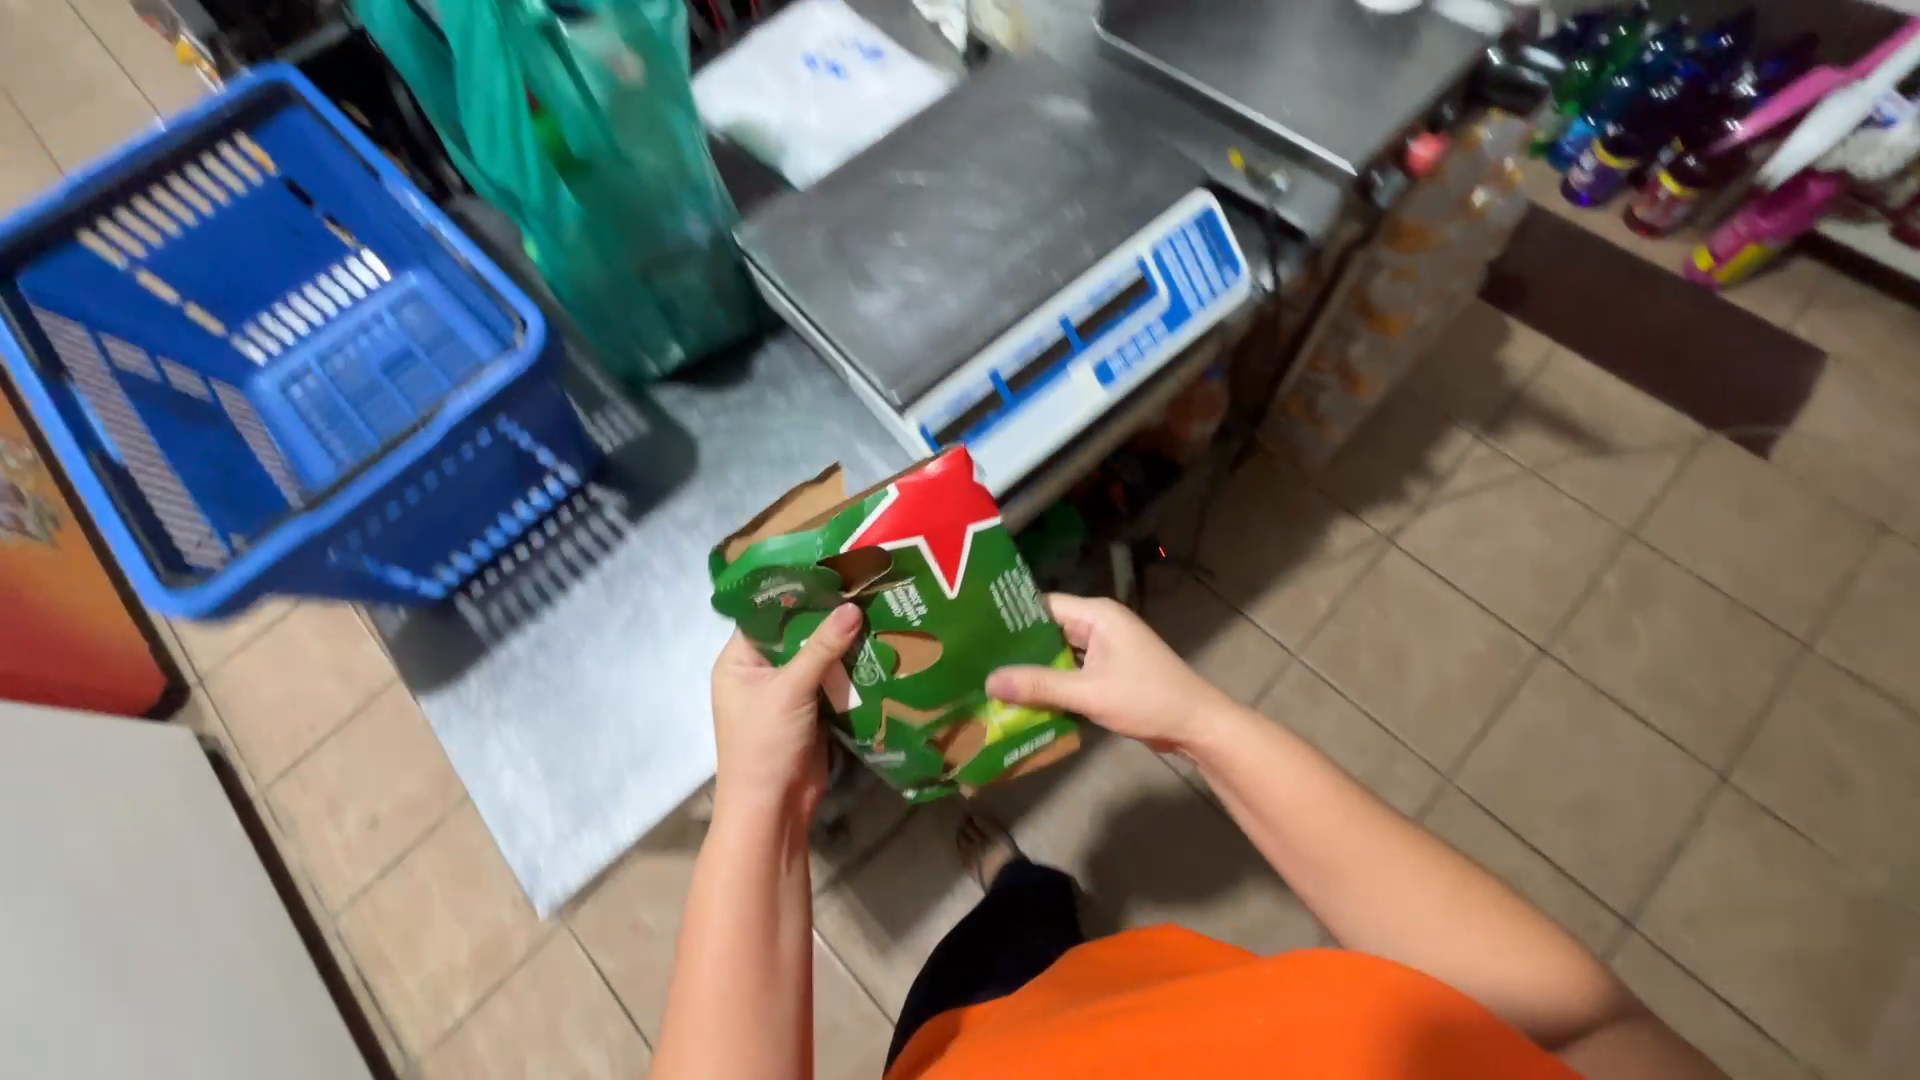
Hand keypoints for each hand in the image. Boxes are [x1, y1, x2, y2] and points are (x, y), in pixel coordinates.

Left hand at [710, 603, 863, 818]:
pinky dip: (850, 667)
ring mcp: (786, 691)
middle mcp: (759, 671)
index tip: (830, 571)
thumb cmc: (764, 743)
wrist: (774, 807)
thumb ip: (821, 647)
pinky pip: (831, 679)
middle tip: (861, 587)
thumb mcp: (790, 689)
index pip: (764, 614)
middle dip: (826, 617)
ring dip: (842, 642)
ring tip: (876, 608)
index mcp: (738, 660)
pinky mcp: (810, 709)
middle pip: (795, 634)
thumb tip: (853, 607)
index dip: (795, 594)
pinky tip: (877, 646)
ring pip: (816, 656)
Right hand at [986, 594, 1234, 751]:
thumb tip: (989, 681)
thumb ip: (1039, 686)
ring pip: (1058, 652)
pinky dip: (1051, 682)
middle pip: (1047, 628)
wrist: (1197, 726)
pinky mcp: (1107, 671)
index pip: (1042, 605)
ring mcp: (1104, 649)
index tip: (975, 631)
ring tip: (990, 678)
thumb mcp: (1089, 693)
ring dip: (1033, 667)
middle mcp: (1098, 624)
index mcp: (1096, 615)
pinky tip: (1023, 696)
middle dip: (1016, 647)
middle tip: (975, 659)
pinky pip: (1070, 670)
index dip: (1009, 617)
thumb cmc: (1148, 699)